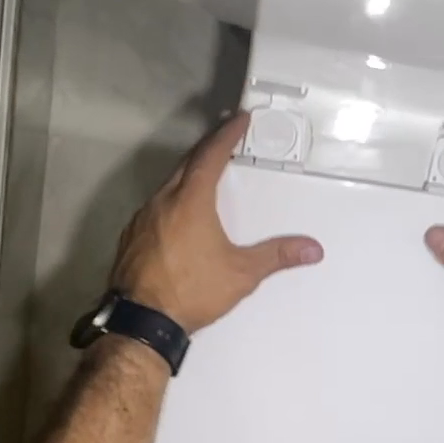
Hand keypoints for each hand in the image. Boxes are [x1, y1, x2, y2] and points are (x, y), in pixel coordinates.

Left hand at [111, 113, 324, 333]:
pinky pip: (155, 205)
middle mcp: (162, 202)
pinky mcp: (132, 237)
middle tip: (222, 136)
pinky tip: (178, 211)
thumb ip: (277, 255)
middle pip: (186, 163)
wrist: (143, 322)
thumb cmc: (191, 291)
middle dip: (206, 147)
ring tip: (203, 170)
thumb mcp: (242, 273)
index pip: (211, 156)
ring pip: (168, 184)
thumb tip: (311, 249)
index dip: (227, 135)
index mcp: (190, 201)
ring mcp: (142, 219)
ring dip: (187, 172)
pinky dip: (171, 198)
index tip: (238, 120)